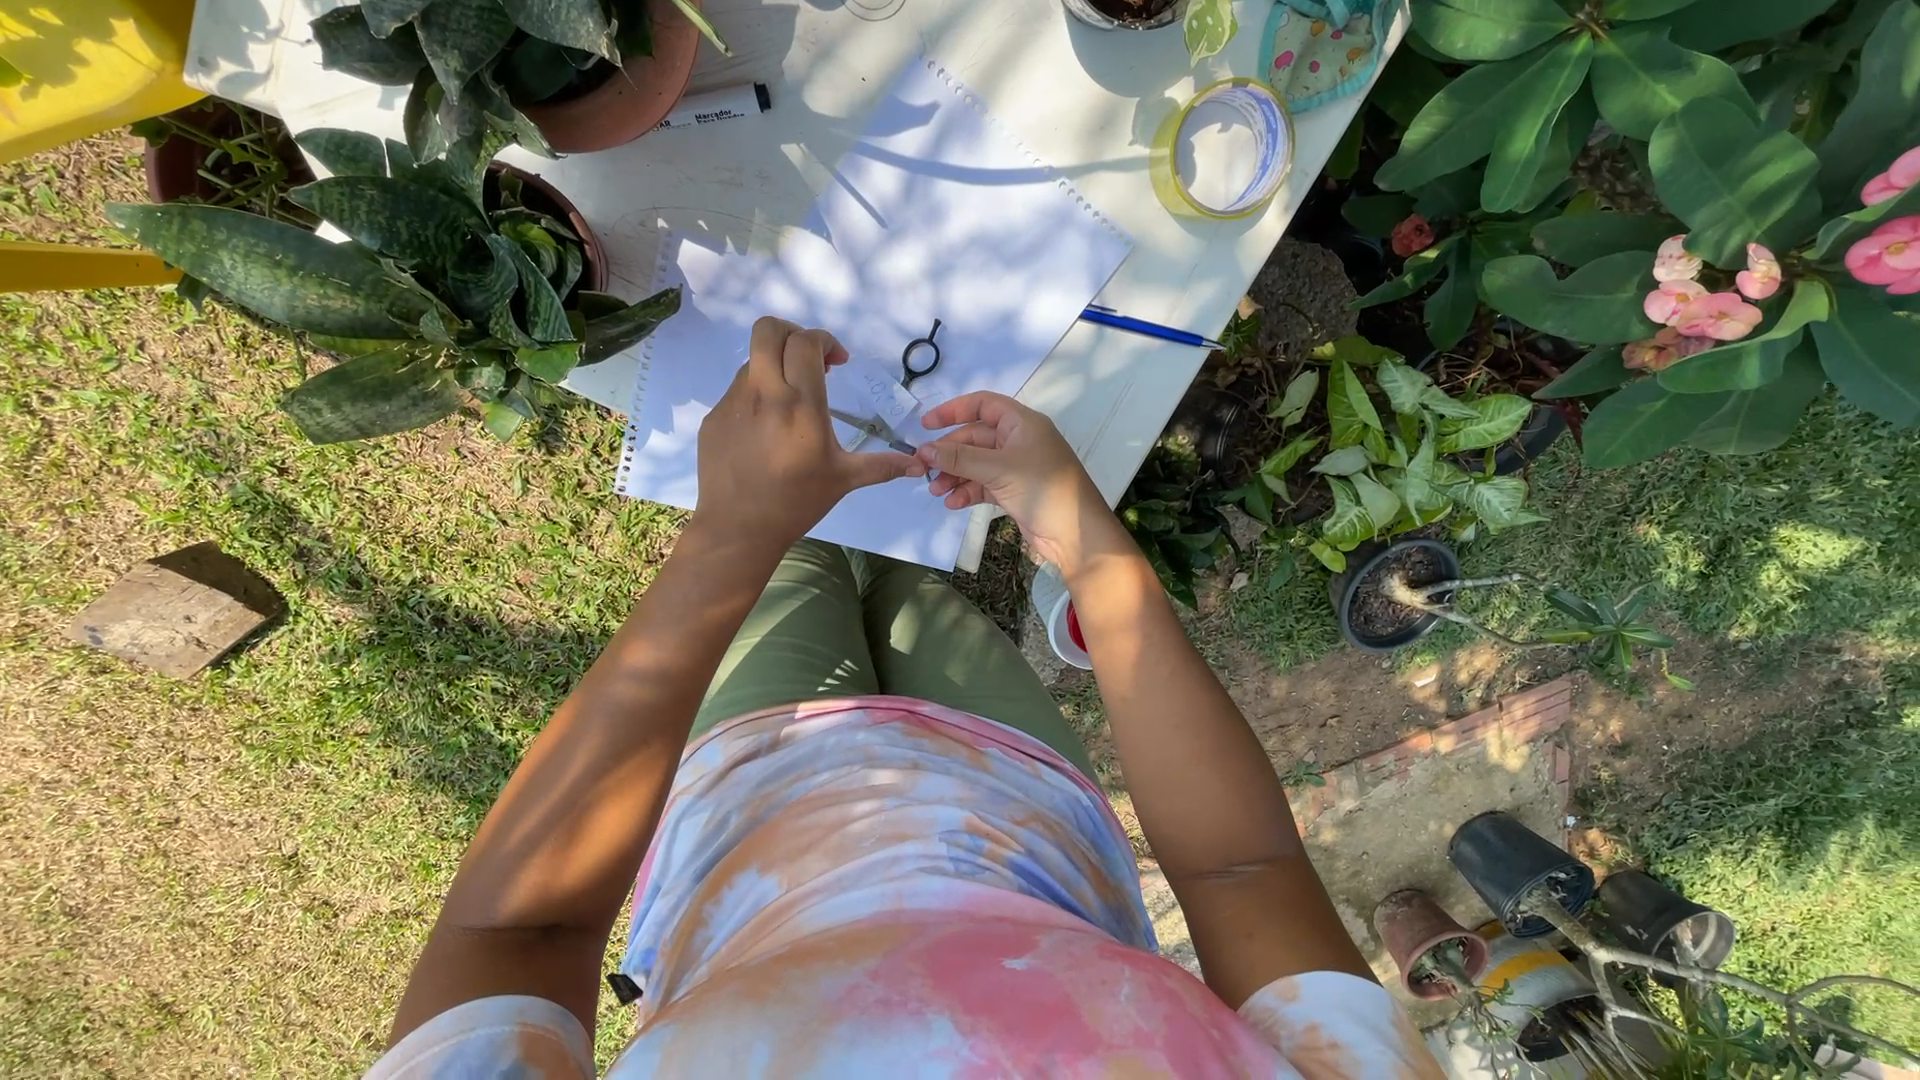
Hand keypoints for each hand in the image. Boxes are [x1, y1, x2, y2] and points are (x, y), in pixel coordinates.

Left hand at [694, 317, 924, 552]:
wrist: (739, 529)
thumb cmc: (796, 503)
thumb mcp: (843, 480)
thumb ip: (882, 466)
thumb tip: (919, 465)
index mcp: (801, 406)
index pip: (806, 342)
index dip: (825, 340)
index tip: (837, 363)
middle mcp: (764, 394)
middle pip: (768, 330)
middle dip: (791, 332)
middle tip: (808, 360)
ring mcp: (734, 404)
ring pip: (753, 361)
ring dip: (775, 366)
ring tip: (790, 400)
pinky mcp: (715, 418)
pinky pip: (738, 391)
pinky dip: (757, 395)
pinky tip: (766, 430)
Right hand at [916, 392, 1126, 573]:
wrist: (1075, 533)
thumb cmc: (1043, 489)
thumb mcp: (998, 469)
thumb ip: (960, 458)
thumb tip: (924, 450)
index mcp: (1022, 423)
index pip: (983, 405)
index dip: (953, 411)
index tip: (926, 424)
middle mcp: (1019, 440)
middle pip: (975, 437)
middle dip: (950, 453)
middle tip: (923, 468)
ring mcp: (1017, 467)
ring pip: (977, 464)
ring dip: (955, 475)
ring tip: (935, 490)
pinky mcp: (1015, 490)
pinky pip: (985, 484)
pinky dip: (968, 491)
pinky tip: (953, 503)